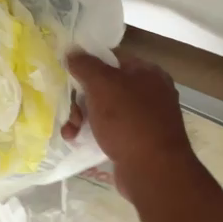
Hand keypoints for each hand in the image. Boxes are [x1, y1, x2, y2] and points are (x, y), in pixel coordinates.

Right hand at [66, 51, 195, 199]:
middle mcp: (151, 92)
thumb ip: (85, 65)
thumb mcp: (102, 86)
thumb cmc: (128, 121)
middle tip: (71, 114)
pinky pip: (111, 129)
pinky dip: (95, 133)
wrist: (153, 171)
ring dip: (83, 118)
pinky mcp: (140, 141)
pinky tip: (80, 141)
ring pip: (106, 109)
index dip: (88, 65)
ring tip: (71, 133)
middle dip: (81, 99)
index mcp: (148, 72)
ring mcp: (146, 118)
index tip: (69, 78)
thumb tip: (72, 51)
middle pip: (106, 86)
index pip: (112, 58)